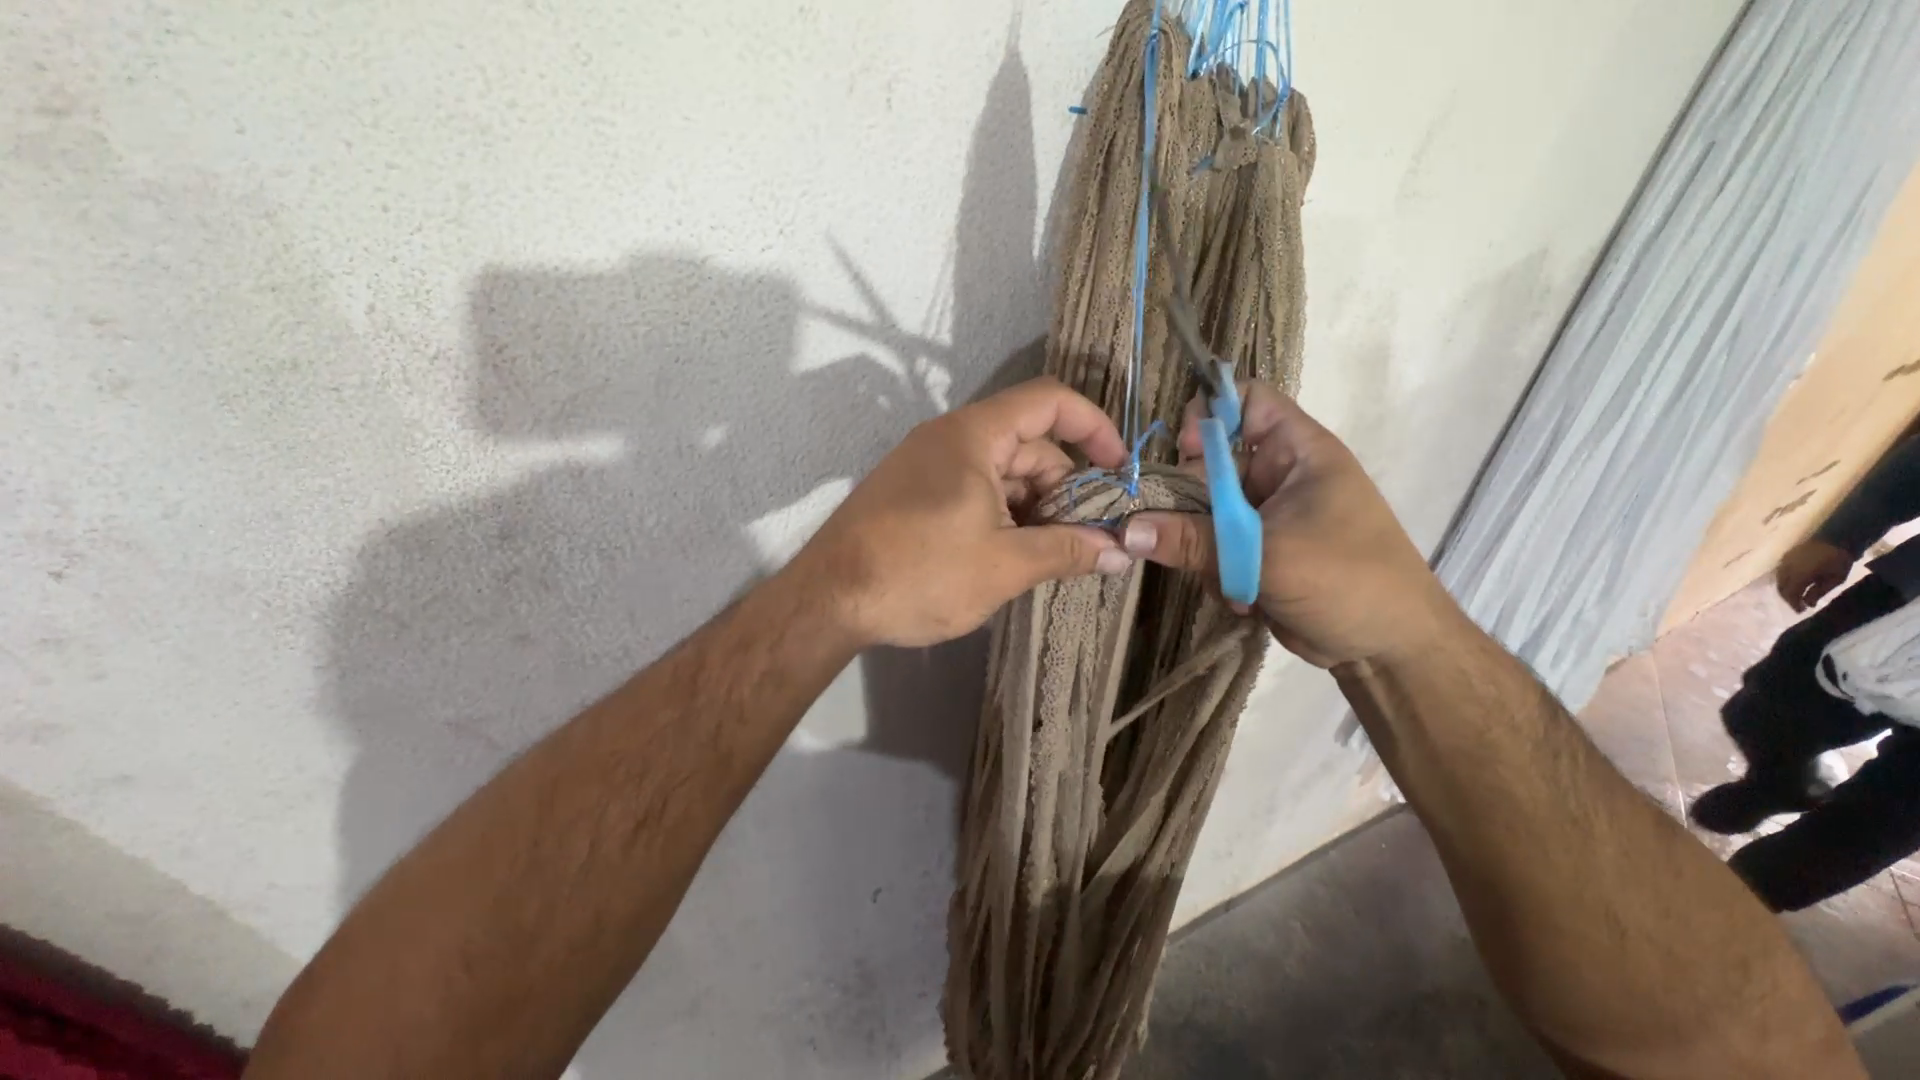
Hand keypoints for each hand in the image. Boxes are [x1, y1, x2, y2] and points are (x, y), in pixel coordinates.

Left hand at [793, 377, 1133, 648]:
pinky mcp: (914, 494)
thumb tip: (1121, 552)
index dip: (1094, 428)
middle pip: (1029, 444)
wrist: (827, 601)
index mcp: (974, 435)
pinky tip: (1014, 557)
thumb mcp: (1003, 564)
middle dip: (1066, 488)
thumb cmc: (919, 573)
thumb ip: (1067, 550)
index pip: (1049, 401)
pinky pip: (975, 491)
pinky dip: (1003, 517)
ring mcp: (928, 466)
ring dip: (1035, 509)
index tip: (1120, 472)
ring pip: (1003, 474)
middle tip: (1090, 539)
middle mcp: (950, 439)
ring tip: (1055, 557)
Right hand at [1123, 381, 1454, 667]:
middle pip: (1211, 462)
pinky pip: (1214, 547)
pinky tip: (1239, 598)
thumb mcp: (1264, 557)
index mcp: (1298, 451)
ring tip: (1224, 578)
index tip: (1184, 452)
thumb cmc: (1346, 581)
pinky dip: (1216, 571)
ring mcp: (1268, 515)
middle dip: (1191, 500)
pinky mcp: (1258, 552)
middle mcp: (1280, 475)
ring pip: (1205, 511)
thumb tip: (1126, 529)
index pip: (1246, 399)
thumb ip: (1192, 540)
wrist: (1388, 648)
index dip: (1209, 414)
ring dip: (1203, 546)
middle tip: (1182, 534)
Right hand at [1776, 539, 1852, 612]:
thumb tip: (1808, 603)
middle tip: (1798, 605)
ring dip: (1786, 589)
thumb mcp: (1835, 579)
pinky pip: (1780, 572)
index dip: (1793, 604)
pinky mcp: (1785, 558)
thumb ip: (1818, 592)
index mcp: (1799, 575)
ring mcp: (1784, 562)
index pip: (1790, 594)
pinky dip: (1785, 580)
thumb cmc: (1838, 560)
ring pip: (1779, 580)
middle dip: (1788, 598)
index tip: (1800, 611)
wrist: (1836, 537)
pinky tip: (1794, 583)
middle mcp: (1786, 569)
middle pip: (1781, 587)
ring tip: (1796, 595)